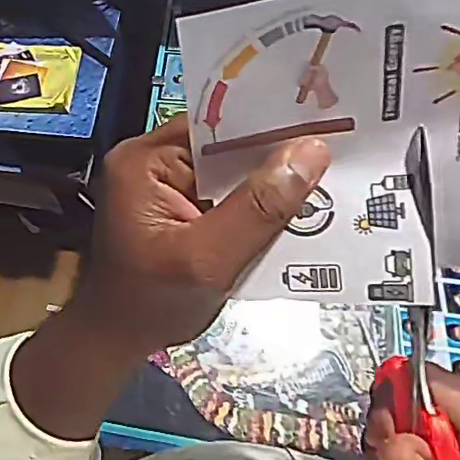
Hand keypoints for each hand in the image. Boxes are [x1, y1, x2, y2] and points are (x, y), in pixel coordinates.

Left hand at [11, 115, 329, 439]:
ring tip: (332, 177)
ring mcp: (166, 187)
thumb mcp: (206, 259)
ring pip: (232, 172)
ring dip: (272, 182)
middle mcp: (152, 163)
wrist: (117, 340)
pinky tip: (298, 210)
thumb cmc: (148, 304)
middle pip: (225, 146)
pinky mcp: (181, 210)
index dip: (266, 122)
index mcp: (143, 161)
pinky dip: (258, 205)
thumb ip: (257, 208)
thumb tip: (310, 152)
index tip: (324, 120)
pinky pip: (228, 196)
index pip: (213, 124)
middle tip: (342, 150)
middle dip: (276, 154)